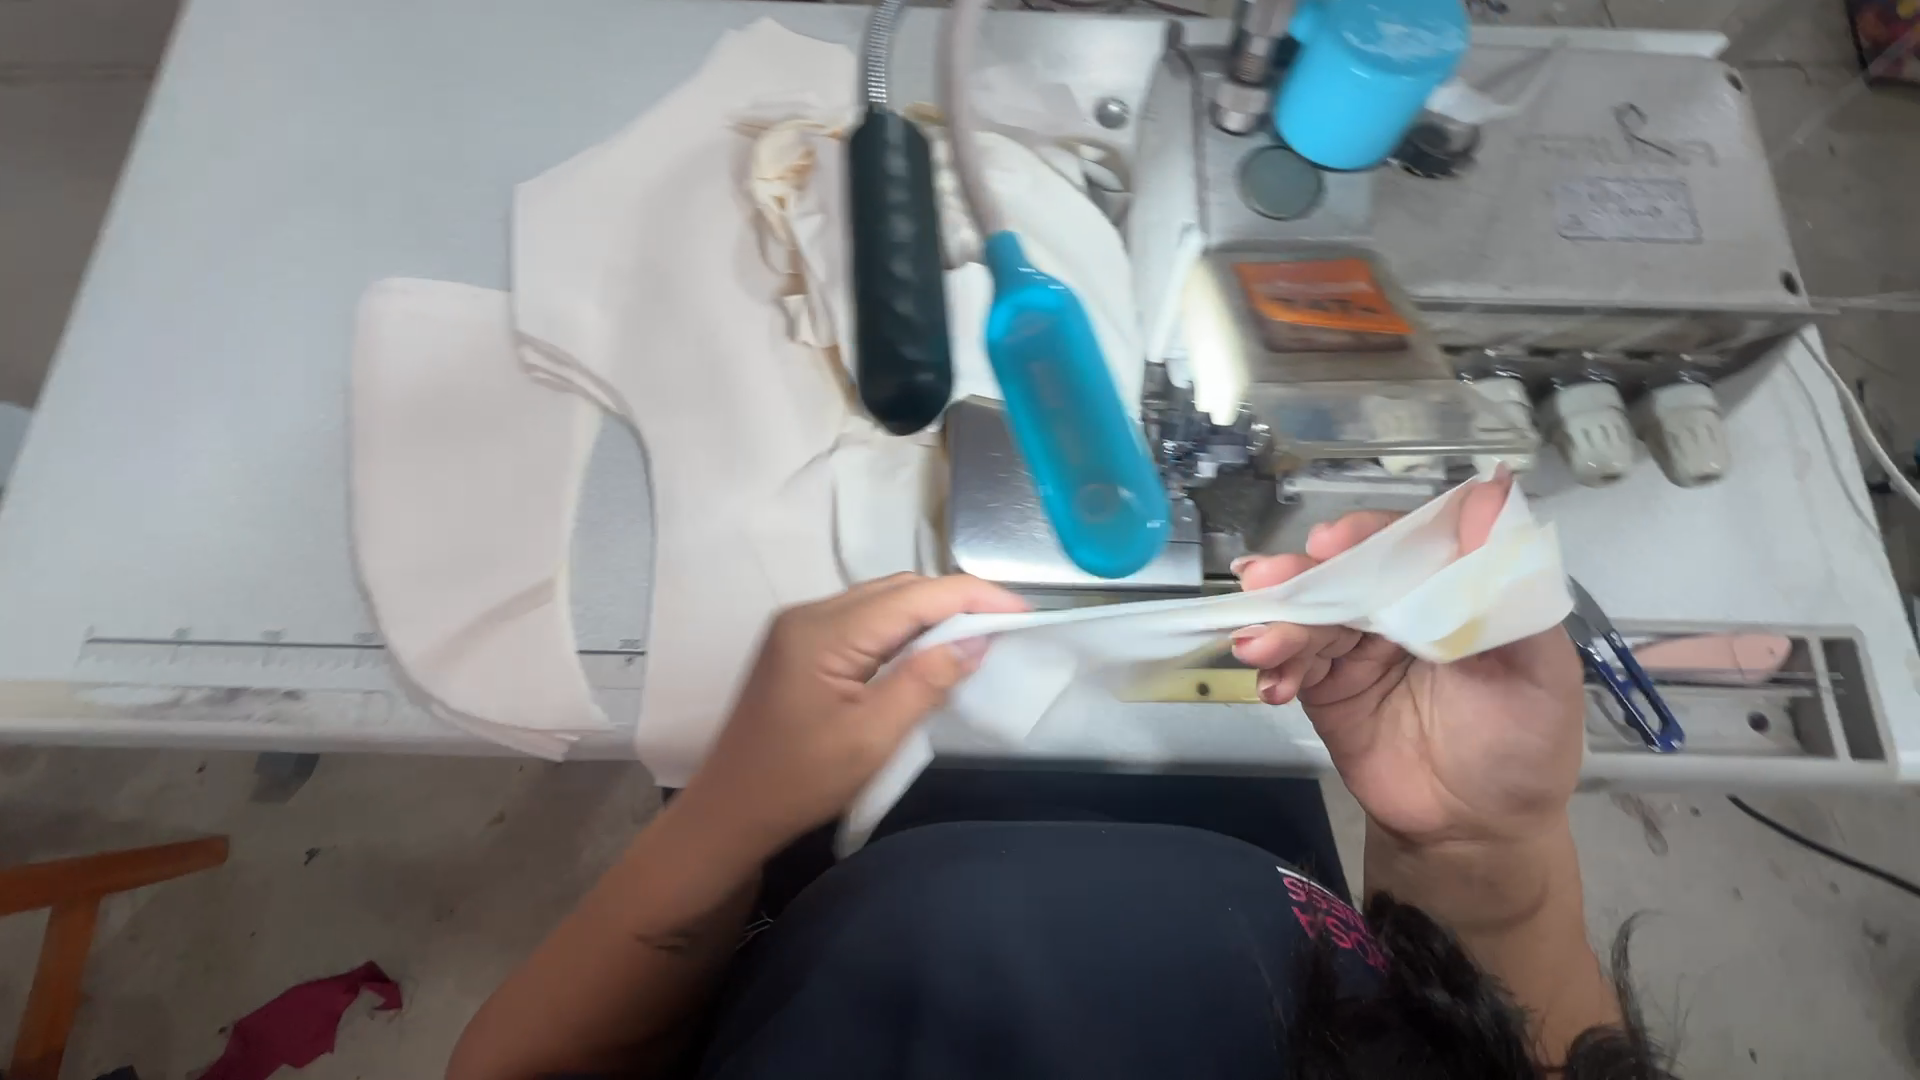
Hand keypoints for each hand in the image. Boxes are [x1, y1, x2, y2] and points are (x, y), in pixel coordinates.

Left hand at [681, 573, 1028, 850]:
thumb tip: (975, 641)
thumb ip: (926, 682)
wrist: (728, 813)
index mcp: (822, 632)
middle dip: (954, 600)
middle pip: (897, 589)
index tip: (1022, 610)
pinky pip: (864, 619)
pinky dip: (903, 627)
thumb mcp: (872, 739)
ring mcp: (801, 625)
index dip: (972, 596)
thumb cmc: (798, 783)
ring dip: (930, 612)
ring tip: (975, 634)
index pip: (913, 596)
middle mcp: (809, 613)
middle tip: (1004, 625)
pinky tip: (926, 647)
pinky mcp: (801, 642)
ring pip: (882, 600)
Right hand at [1230, 472, 1584, 849]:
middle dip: (1295, 577)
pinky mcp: (1321, 685)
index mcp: (1446, 594)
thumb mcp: (1538, 668)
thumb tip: (1492, 493)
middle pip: (1339, 577)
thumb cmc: (1520, 746)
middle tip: (1262, 583)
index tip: (1328, 542)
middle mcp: (1394, 611)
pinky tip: (1270, 687)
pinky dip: (1272, 669)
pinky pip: (1288, 664)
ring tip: (1255, 649)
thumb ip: (1507, 587)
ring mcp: (1352, 647)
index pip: (1401, 546)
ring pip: (1303, 618)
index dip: (1363, 536)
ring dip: (1274, 627)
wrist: (1471, 829)